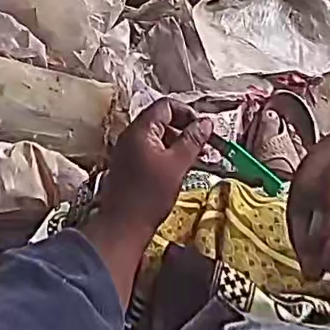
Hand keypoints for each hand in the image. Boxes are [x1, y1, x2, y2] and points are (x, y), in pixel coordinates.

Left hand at [83, 98, 209, 309]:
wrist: (123, 224)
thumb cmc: (150, 194)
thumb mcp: (177, 165)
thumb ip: (192, 141)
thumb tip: (207, 122)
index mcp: (141, 128)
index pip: (166, 106)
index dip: (188, 113)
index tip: (205, 129)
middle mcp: (132, 133)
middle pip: (162, 119)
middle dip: (186, 129)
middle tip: (206, 146)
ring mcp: (128, 148)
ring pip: (158, 136)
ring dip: (179, 143)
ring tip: (199, 159)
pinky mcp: (129, 163)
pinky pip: (151, 149)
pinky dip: (168, 154)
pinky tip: (181, 169)